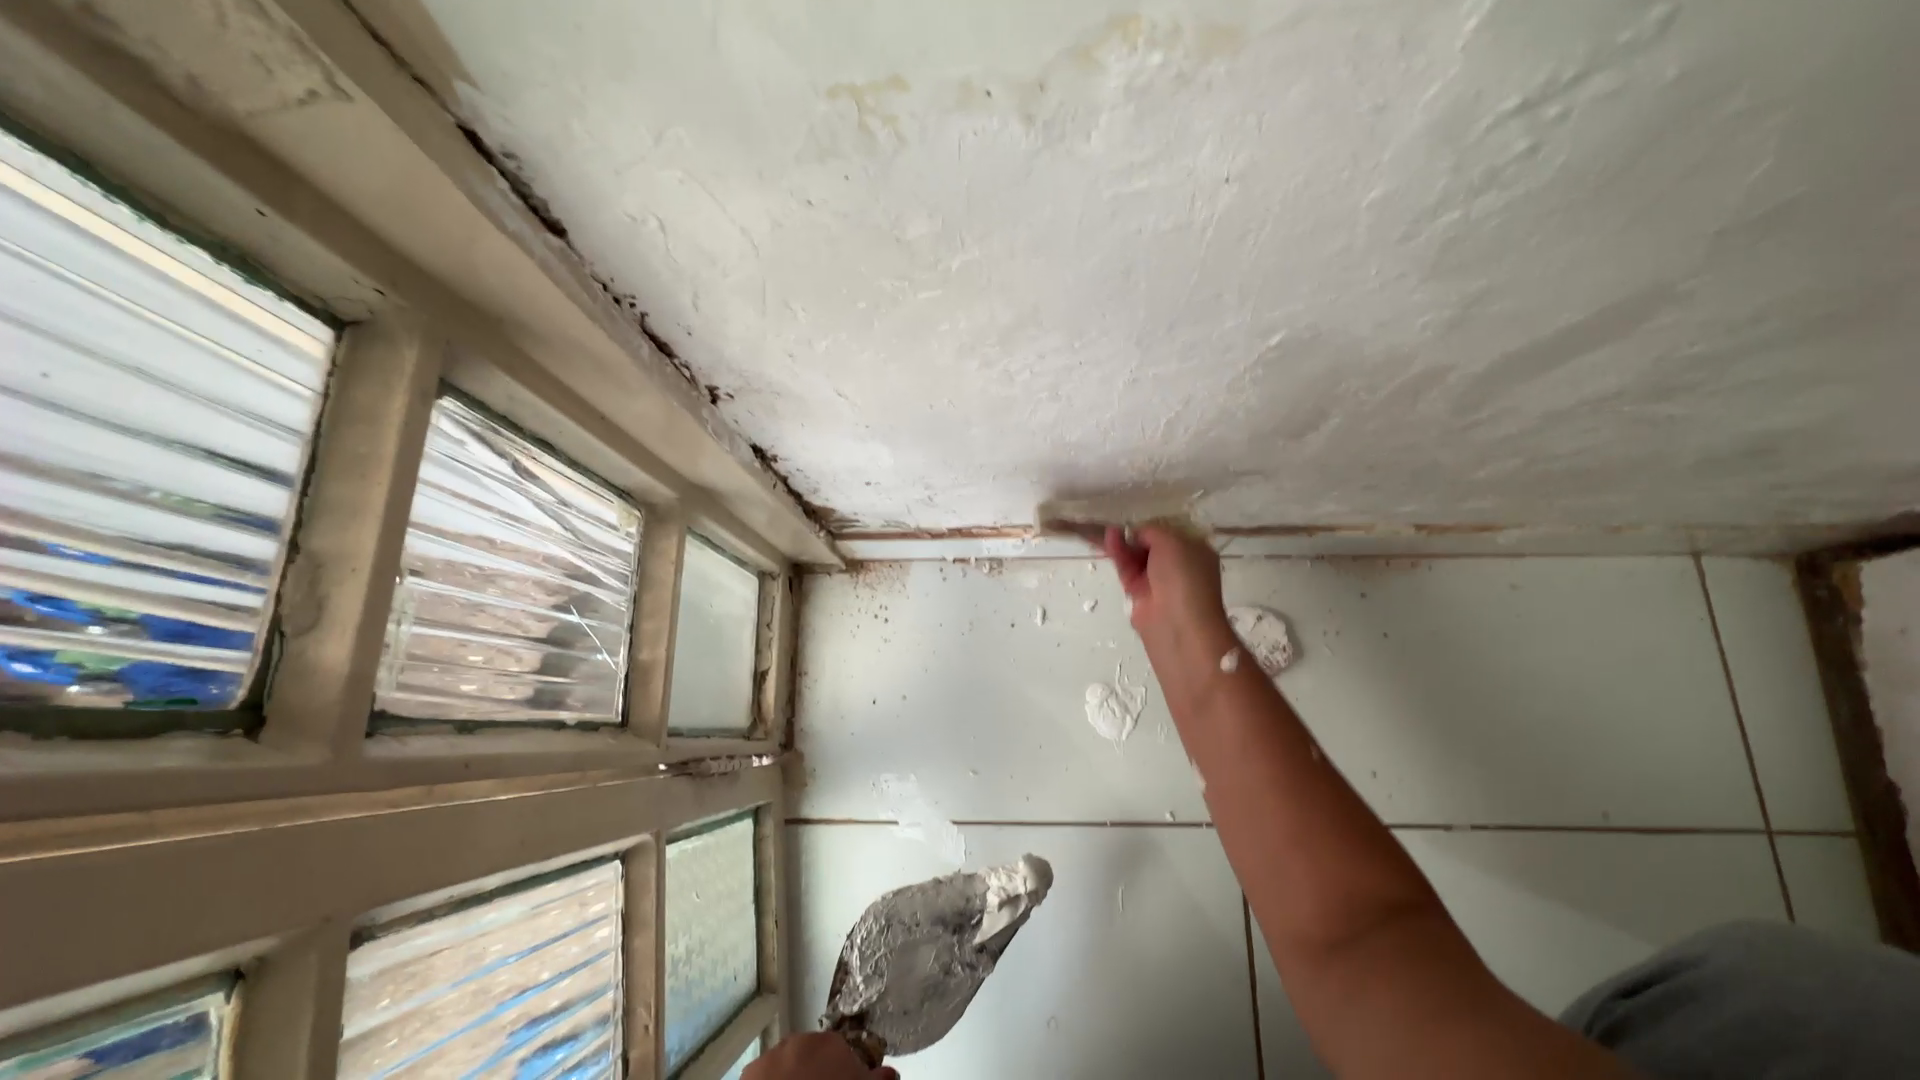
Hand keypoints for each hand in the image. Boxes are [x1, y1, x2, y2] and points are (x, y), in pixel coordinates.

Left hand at [744, 1034, 898, 1079]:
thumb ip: (878, 1079)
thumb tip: (890, 1073)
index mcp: (831, 1043)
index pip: (841, 1052)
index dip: (843, 1071)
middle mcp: (801, 1040)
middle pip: (812, 1055)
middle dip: (816, 1071)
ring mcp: (772, 1055)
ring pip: (787, 1064)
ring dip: (792, 1076)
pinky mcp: (749, 1072)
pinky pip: (764, 1076)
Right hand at [1104, 524, 1225, 634]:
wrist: (1177, 622)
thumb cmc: (1184, 577)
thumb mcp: (1171, 541)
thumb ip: (1152, 531)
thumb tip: (1138, 533)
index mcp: (1196, 552)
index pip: (1172, 534)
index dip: (1154, 526)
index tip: (1138, 519)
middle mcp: (1179, 566)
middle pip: (1152, 545)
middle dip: (1136, 535)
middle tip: (1119, 525)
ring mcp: (1159, 581)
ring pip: (1137, 557)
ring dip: (1124, 543)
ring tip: (1110, 531)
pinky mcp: (1140, 594)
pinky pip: (1128, 570)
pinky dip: (1119, 555)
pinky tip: (1110, 540)